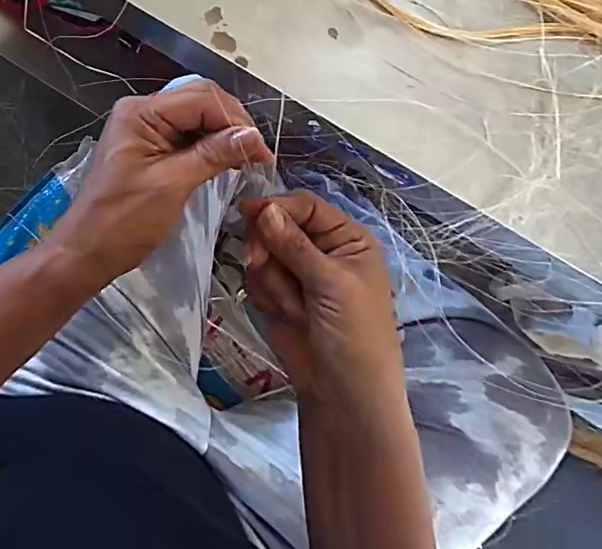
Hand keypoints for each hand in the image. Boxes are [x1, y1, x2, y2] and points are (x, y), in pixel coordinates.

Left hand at [44, 79, 270, 284]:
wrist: (88, 247)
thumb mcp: (171, 185)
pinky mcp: (148, 145)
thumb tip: (253, 136)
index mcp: (140, 112)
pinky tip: (226, 161)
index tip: (262, 153)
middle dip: (232, 123)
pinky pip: (185, 133)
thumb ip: (211, 155)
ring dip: (223, 134)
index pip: (200, 98)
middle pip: (199, 99)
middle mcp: (141, 110)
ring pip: (195, 115)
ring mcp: (143, 127)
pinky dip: (209, 144)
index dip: (236, 121)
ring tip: (247, 159)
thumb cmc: (124, 219)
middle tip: (257, 155)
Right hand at [239, 191, 402, 404]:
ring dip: (271, 280)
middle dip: (267, 247)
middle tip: (260, 264)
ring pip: (261, 250)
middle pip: (274, 223)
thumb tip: (264, 207)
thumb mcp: (331, 285)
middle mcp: (321, 248)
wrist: (343, 396)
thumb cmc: (355, 336)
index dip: (276, 207)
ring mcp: (297, 270)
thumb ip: (294, 245)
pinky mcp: (278, 290)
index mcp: (347, 239)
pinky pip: (254, 275)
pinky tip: (285, 316)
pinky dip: (264, 294)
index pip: (304, 205)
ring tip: (294, 309)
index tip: (246, 213)